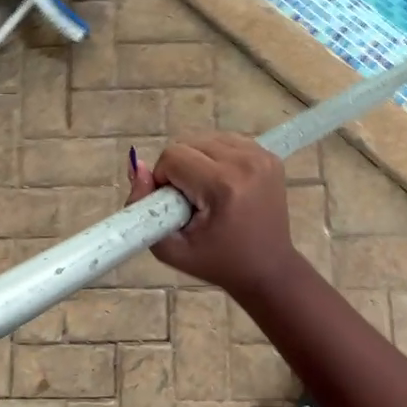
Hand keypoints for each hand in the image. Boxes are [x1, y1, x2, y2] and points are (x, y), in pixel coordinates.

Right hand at [128, 133, 299, 292]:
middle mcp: (245, 162)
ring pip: (207, 139)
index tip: (173, 205)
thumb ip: (142, 205)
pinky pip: (227, 142)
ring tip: (206, 193)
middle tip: (189, 201)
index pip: (173, 156)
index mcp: (223, 185)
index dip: (163, 179)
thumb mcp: (169, 248)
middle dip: (180, 168)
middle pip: (189, 142)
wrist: (268, 268)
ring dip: (197, 161)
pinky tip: (222, 184)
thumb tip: (136, 164)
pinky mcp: (269, 155)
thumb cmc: (217, 263)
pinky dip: (216, 158)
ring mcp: (261, 156)